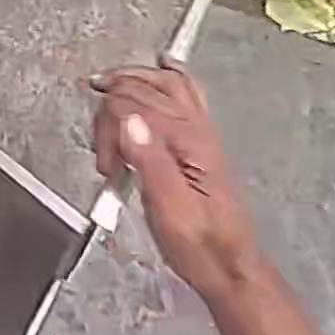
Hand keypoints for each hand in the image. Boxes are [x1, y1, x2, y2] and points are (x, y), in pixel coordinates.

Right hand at [92, 68, 259, 295]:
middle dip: (111, 108)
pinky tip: (161, 65)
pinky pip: (184, 90)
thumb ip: (149, 161)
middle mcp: (195, 126)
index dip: (108, 126)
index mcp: (187, 141)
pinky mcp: (198, 136)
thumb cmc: (199, 245)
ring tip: (105, 92)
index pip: (133, 106)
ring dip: (129, 81)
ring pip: (161, 81)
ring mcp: (200, 128)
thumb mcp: (170, 210)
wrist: (231, 269)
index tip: (105, 163)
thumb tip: (127, 119)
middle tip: (103, 147)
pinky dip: (166, 75)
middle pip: (141, 89)